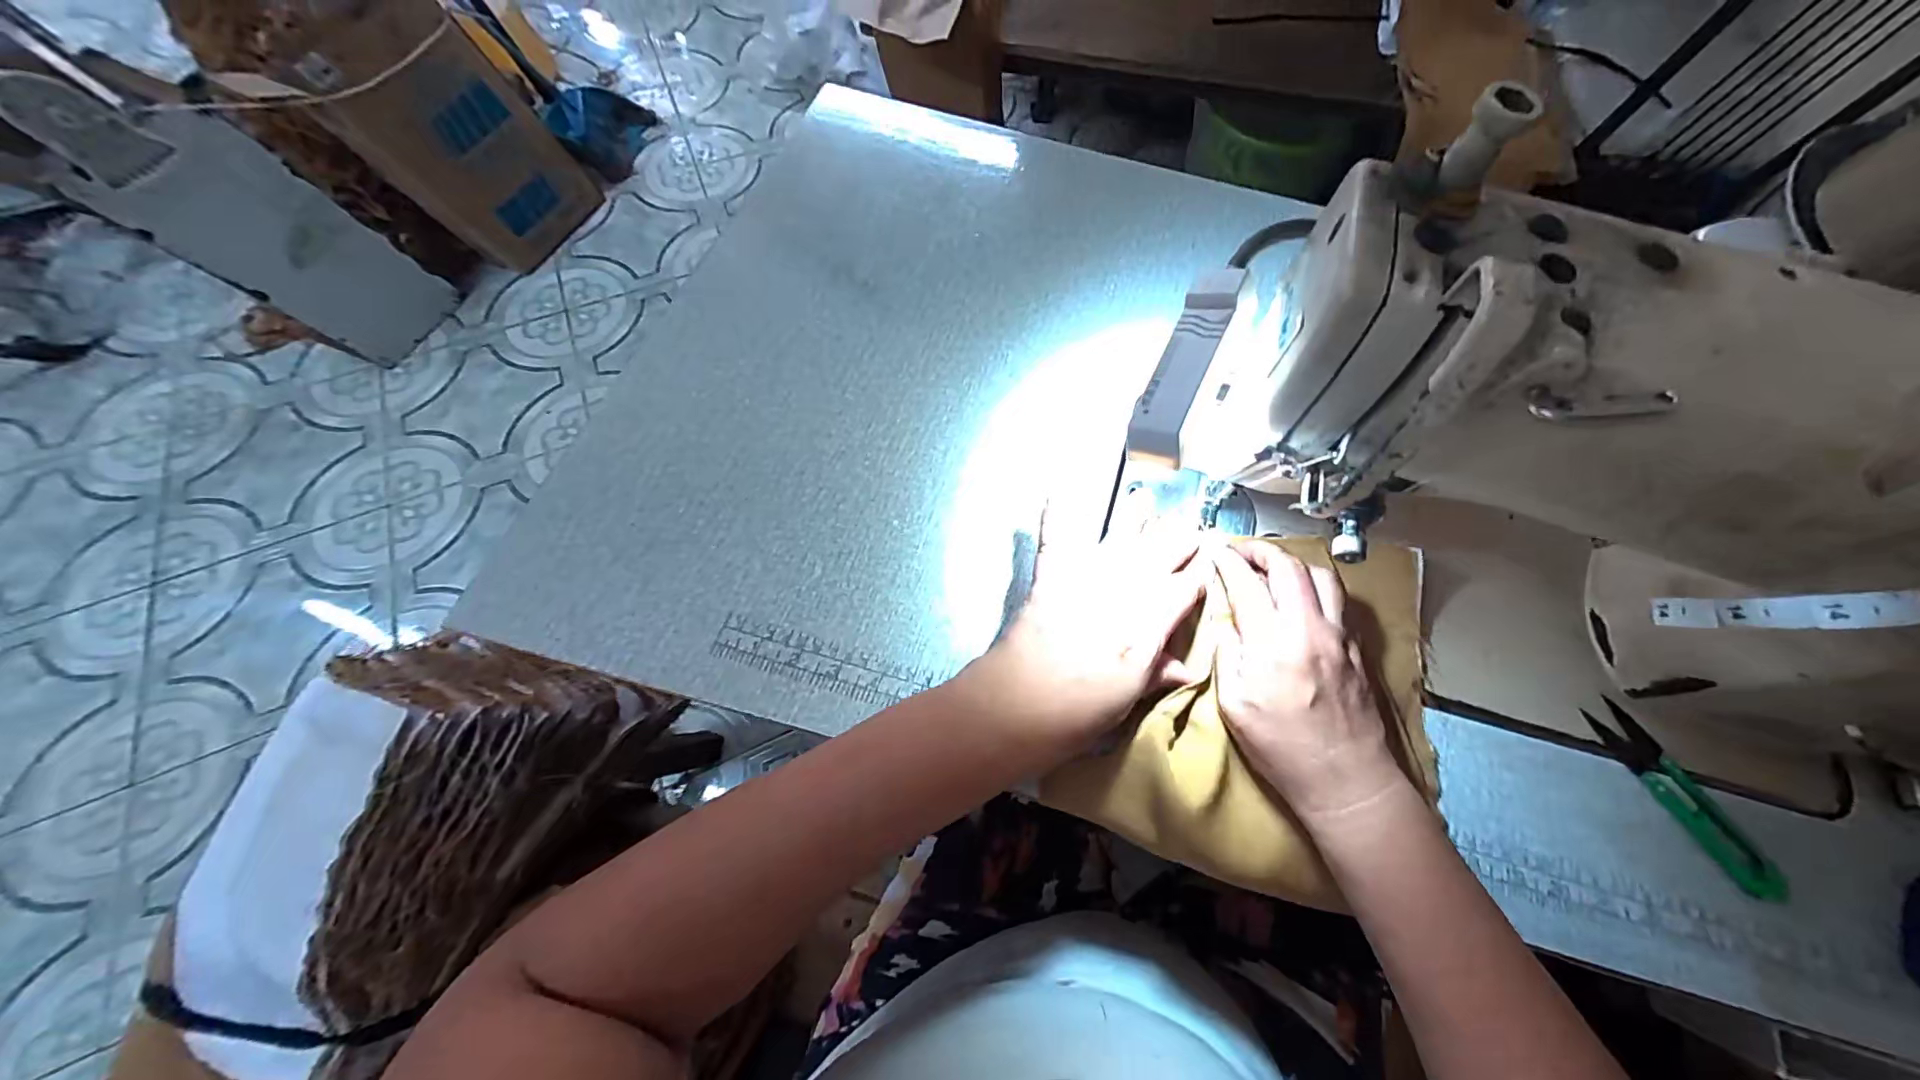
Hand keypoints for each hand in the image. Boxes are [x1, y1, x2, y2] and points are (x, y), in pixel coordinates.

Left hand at [955, 510, 1208, 761]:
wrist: (1022, 700)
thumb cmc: (1080, 708)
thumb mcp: (1128, 696)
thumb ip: (1157, 674)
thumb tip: (1187, 671)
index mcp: (1153, 618)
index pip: (1189, 584)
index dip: (1203, 569)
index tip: (1212, 555)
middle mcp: (1128, 586)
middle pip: (1163, 549)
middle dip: (1179, 535)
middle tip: (1188, 525)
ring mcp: (1089, 575)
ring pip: (1121, 533)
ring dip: (1134, 514)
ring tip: (1143, 498)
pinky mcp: (1052, 574)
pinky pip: (1057, 537)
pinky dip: (1056, 514)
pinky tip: (1057, 491)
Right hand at [1212, 541, 1406, 822]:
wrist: (1345, 779)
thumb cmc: (1281, 749)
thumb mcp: (1235, 708)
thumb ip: (1228, 659)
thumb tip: (1226, 627)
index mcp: (1273, 645)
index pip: (1248, 585)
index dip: (1228, 563)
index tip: (1216, 554)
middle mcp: (1310, 631)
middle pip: (1289, 568)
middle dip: (1261, 551)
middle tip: (1241, 552)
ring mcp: (1340, 638)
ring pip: (1322, 577)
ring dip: (1294, 564)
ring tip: (1272, 568)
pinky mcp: (1357, 649)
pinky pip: (1339, 601)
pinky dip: (1316, 587)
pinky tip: (1301, 599)